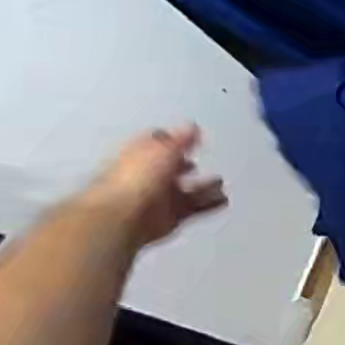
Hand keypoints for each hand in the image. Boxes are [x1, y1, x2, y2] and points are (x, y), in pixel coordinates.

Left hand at [84, 126, 227, 245]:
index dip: (172, 139)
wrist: (122, 218)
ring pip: (184, 191)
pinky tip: (222, 200)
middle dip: (186, 165)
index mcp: (139, 157)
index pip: (155, 144)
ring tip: (219, 183)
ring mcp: (156, 199)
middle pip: (169, 169)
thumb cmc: (132, 182)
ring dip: (202, 187)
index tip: (190, 135)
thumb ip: (180, 139)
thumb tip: (191, 126)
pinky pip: (193, 209)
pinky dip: (209, 204)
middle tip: (198, 161)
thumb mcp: (162, 150)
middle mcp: (145, 178)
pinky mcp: (168, 218)